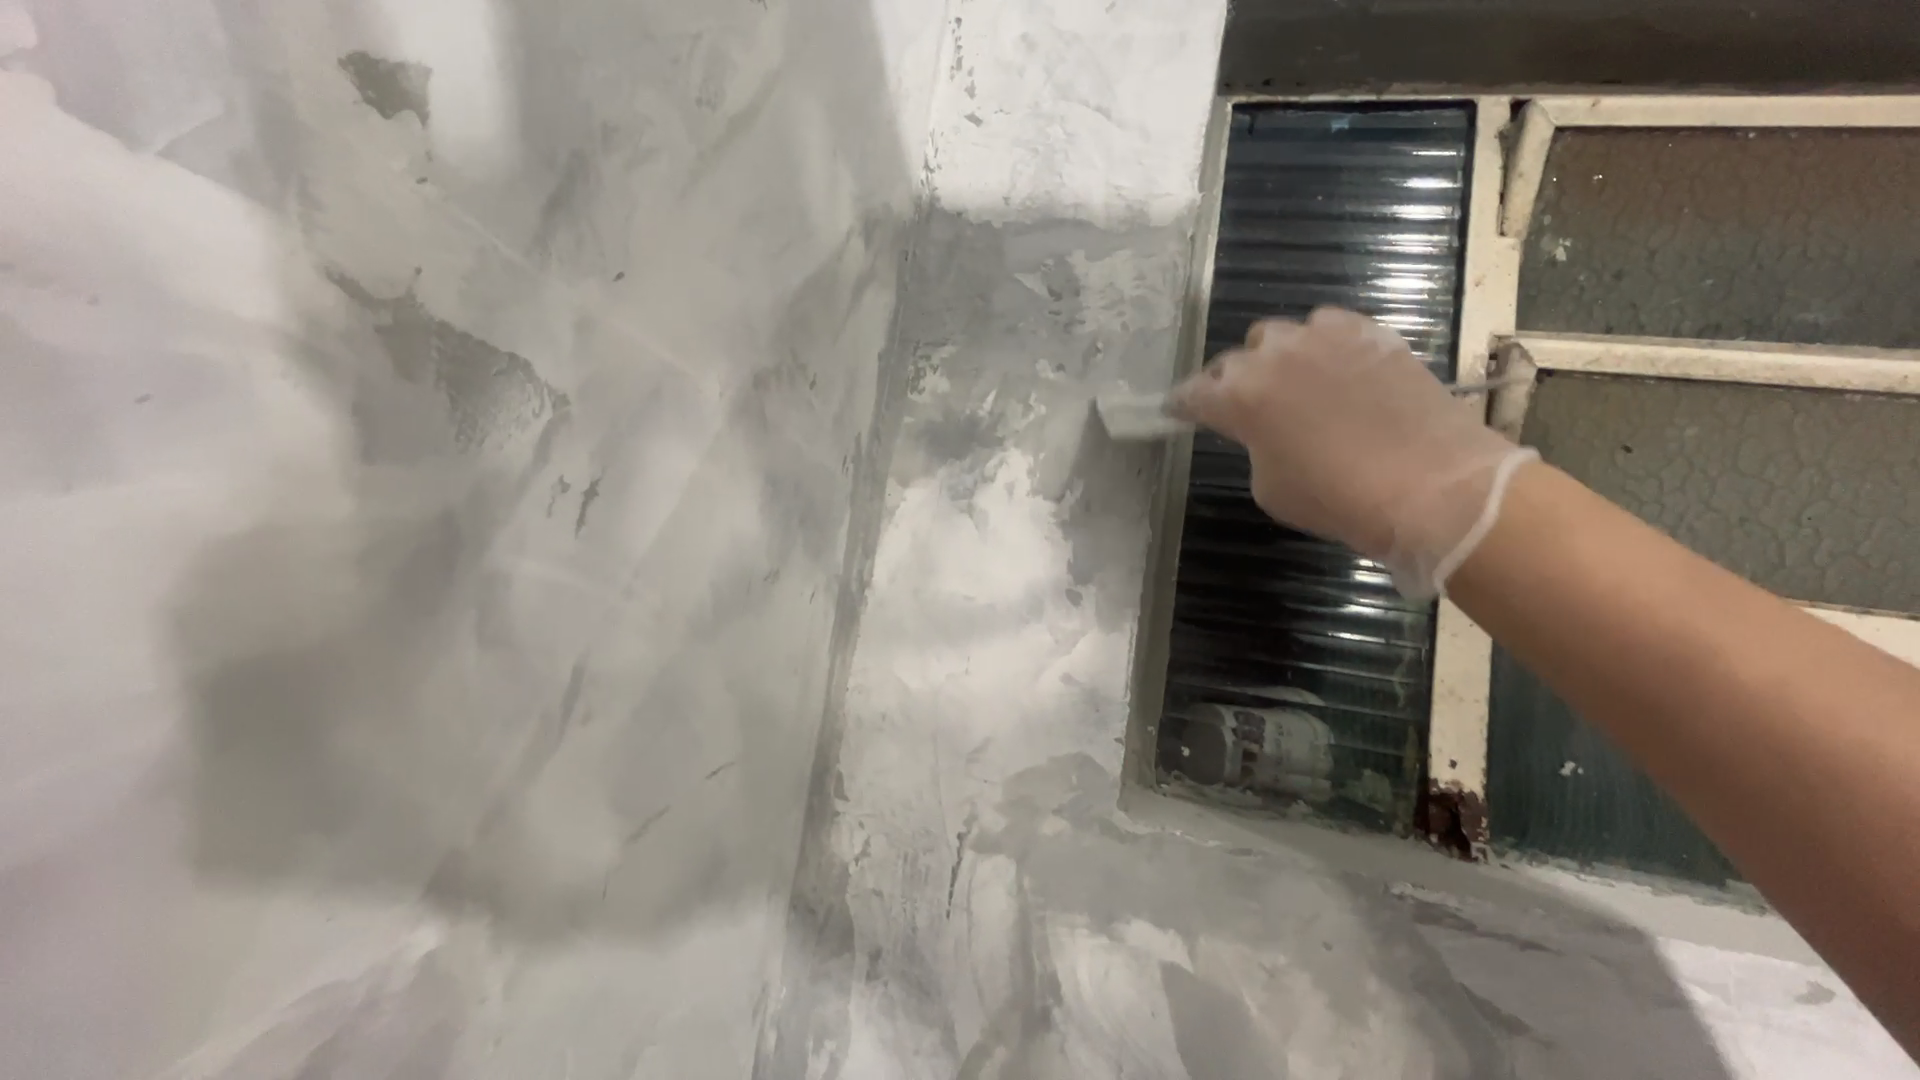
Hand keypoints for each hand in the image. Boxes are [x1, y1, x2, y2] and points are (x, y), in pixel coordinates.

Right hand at [1170, 307, 1536, 597]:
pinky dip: (1319, 343)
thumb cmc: (1339, 498)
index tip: (1179, 412)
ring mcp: (1323, 338)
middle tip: (1241, 407)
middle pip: (1233, 361)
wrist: (1433, 484)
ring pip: (1278, 336)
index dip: (1182, 405)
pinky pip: (1327, 326)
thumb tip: (1264, 430)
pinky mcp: (1368, 332)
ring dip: (1273, 358)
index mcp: (1239, 398)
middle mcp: (1273, 357)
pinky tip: (1331, 366)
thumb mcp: (1270, 487)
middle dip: (1230, 383)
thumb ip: (1253, 446)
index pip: (1193, 394)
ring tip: (1288, 381)